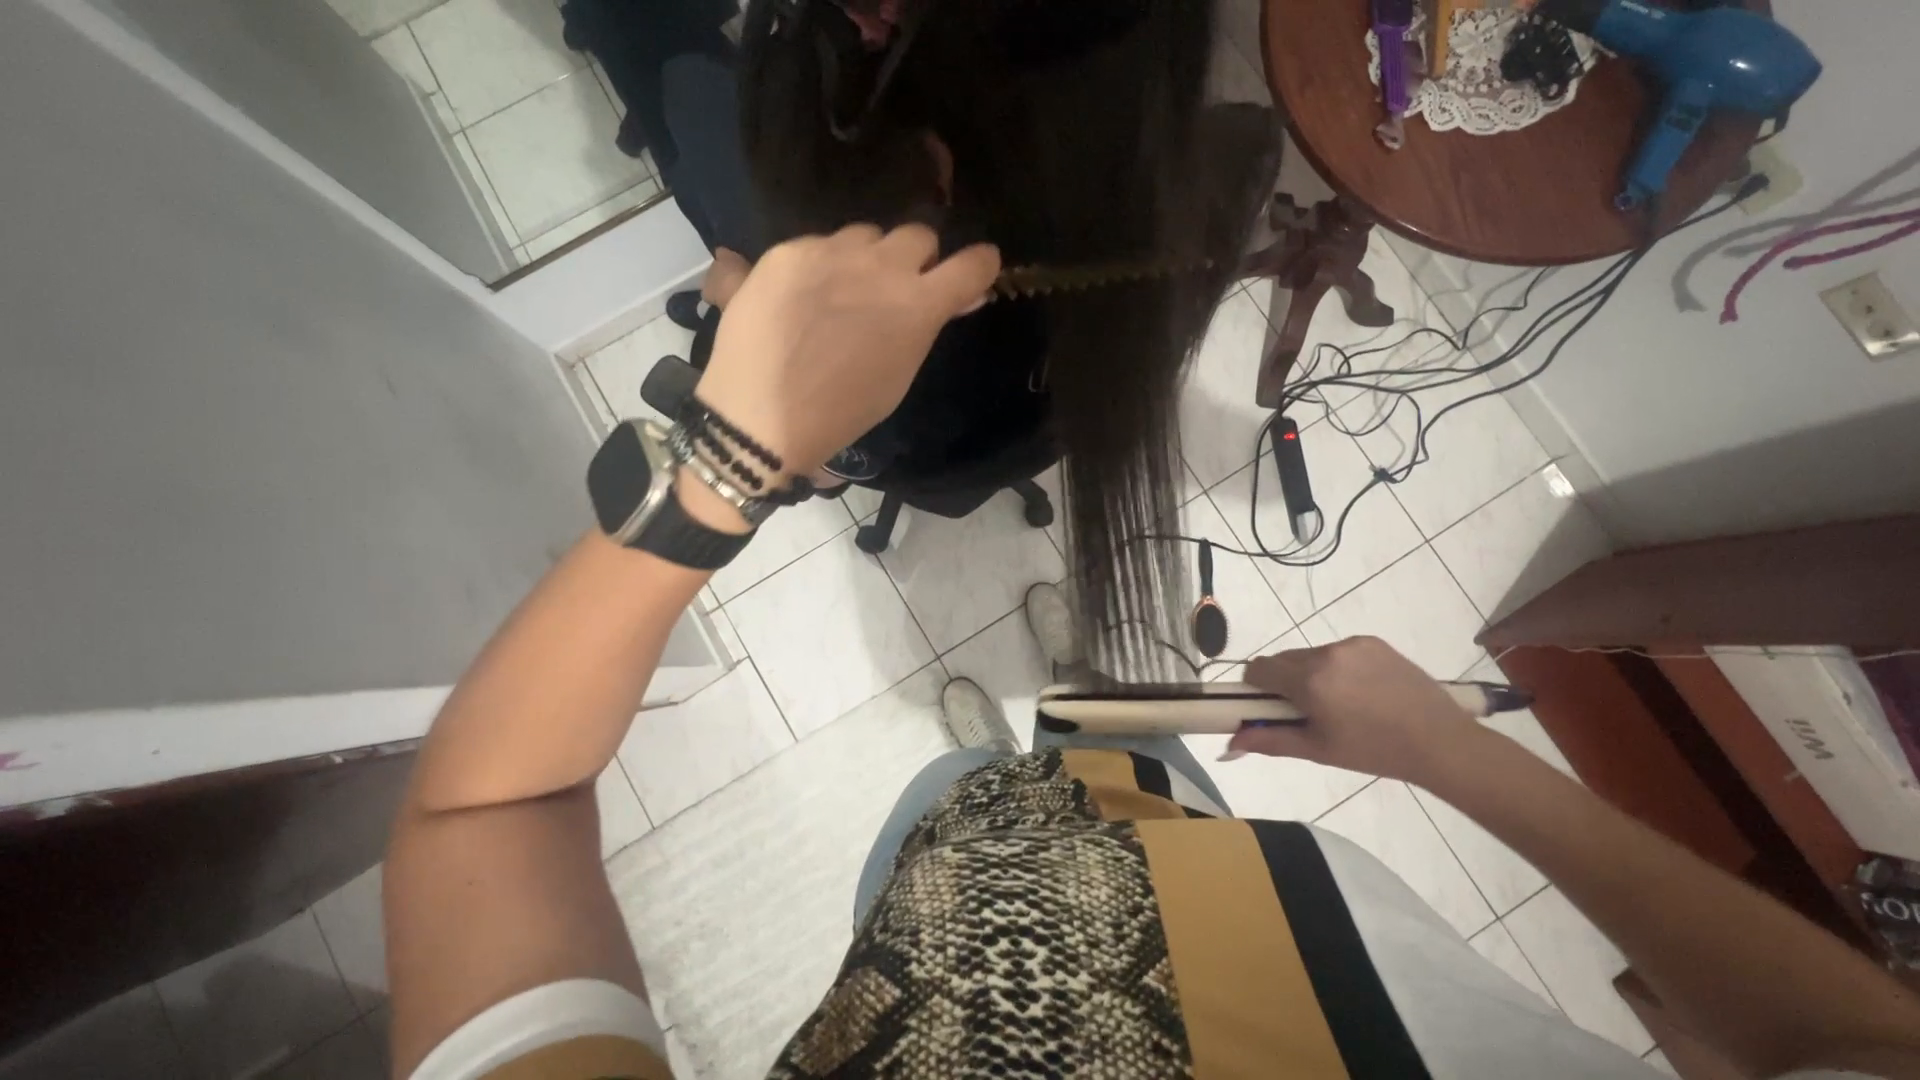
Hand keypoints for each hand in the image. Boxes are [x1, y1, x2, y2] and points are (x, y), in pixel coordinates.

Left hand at [692, 225, 999, 479]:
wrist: (761, 417)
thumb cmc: (841, 411)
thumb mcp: (898, 375)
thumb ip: (926, 327)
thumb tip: (954, 298)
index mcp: (918, 303)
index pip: (971, 264)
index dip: (978, 266)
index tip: (972, 274)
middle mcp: (879, 265)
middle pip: (917, 235)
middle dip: (915, 259)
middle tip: (895, 290)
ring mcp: (830, 252)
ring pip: (864, 235)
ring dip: (865, 257)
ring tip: (840, 293)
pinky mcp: (787, 251)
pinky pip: (816, 244)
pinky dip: (818, 265)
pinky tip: (799, 299)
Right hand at [1229, 637, 1483, 783]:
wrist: (1440, 741)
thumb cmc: (1374, 751)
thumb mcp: (1317, 749)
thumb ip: (1270, 740)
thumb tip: (1231, 741)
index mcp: (1309, 681)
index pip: (1258, 669)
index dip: (1256, 687)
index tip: (1269, 707)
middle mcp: (1326, 654)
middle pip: (1283, 660)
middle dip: (1284, 682)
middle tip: (1306, 711)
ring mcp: (1352, 645)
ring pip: (1311, 655)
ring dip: (1311, 674)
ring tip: (1340, 703)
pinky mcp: (1373, 642)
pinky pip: (1338, 651)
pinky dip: (1338, 667)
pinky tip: (1361, 691)